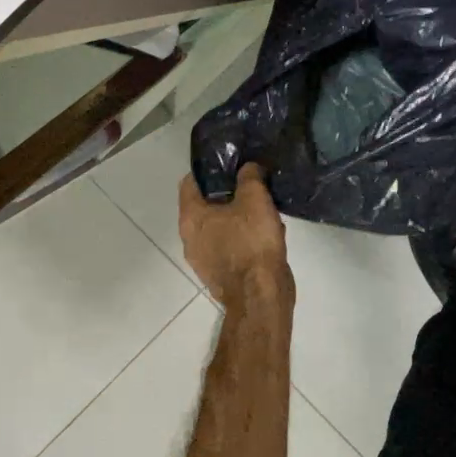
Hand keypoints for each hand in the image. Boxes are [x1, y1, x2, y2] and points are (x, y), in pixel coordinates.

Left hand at [179, 163, 293, 307]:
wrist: (261, 293)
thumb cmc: (252, 241)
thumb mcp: (255, 198)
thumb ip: (249, 176)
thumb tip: (247, 168)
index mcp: (191, 218)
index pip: (189, 182)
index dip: (209, 169)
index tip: (231, 162)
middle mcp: (190, 239)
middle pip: (205, 205)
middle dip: (228, 192)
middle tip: (251, 183)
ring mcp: (204, 260)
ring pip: (219, 226)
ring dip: (238, 216)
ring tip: (263, 207)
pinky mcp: (220, 274)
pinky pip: (229, 245)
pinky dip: (243, 237)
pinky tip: (265, 233)